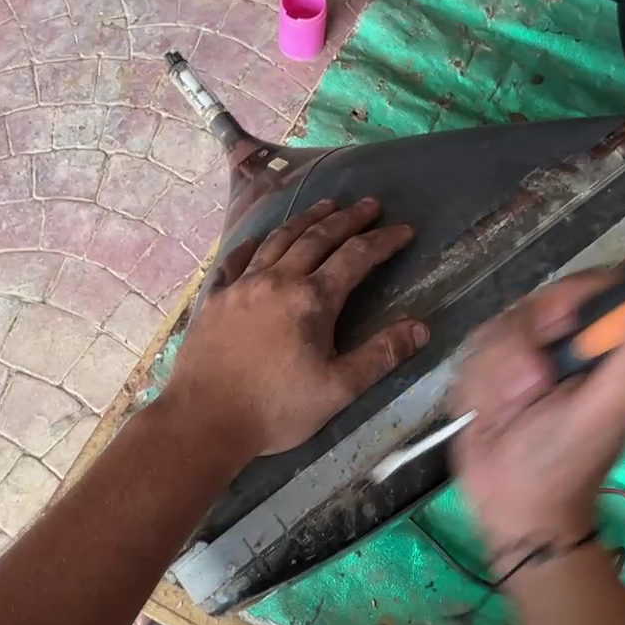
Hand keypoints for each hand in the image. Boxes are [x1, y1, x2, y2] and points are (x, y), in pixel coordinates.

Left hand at [162, 197, 429, 458]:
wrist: (204, 420)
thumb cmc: (276, 409)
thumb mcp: (338, 390)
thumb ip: (381, 356)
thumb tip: (421, 328)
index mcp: (311, 300)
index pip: (356, 257)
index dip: (383, 241)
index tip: (404, 230)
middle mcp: (277, 280)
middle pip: (318, 237)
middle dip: (348, 218)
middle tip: (369, 204)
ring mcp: (241, 286)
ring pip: (278, 240)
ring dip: (306, 220)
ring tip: (325, 206)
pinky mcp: (214, 299)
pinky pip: (235, 261)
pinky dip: (252, 245)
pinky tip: (257, 240)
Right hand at [450, 271, 624, 558]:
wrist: (509, 506)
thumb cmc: (563, 464)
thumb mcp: (604, 411)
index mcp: (612, 348)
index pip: (598, 287)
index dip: (571, 297)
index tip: (554, 330)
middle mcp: (574, 343)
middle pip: (540, 302)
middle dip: (521, 345)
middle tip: (528, 388)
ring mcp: (533, 353)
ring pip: (501, 325)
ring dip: (496, 372)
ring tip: (508, 410)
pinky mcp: (497, 366)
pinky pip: (476, 349)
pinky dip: (478, 383)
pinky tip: (490, 411)